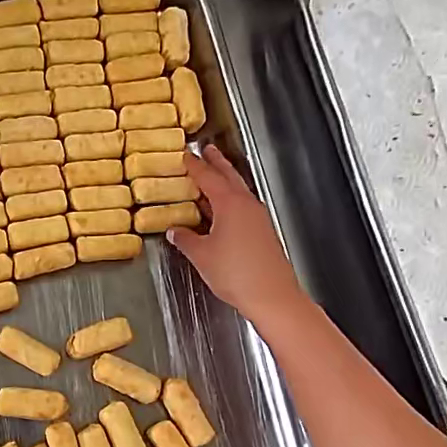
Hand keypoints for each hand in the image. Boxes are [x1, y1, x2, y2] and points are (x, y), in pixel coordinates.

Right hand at [168, 145, 305, 325]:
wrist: (271, 295)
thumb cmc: (236, 274)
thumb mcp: (202, 255)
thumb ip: (186, 239)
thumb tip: (175, 232)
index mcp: (230, 203)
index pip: (208, 177)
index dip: (194, 166)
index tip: (186, 156)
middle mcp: (247, 205)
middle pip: (229, 176)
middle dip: (217, 163)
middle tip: (207, 150)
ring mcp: (258, 218)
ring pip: (238, 191)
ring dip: (225, 181)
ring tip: (212, 177)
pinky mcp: (263, 232)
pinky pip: (243, 207)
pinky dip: (230, 201)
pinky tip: (221, 211)